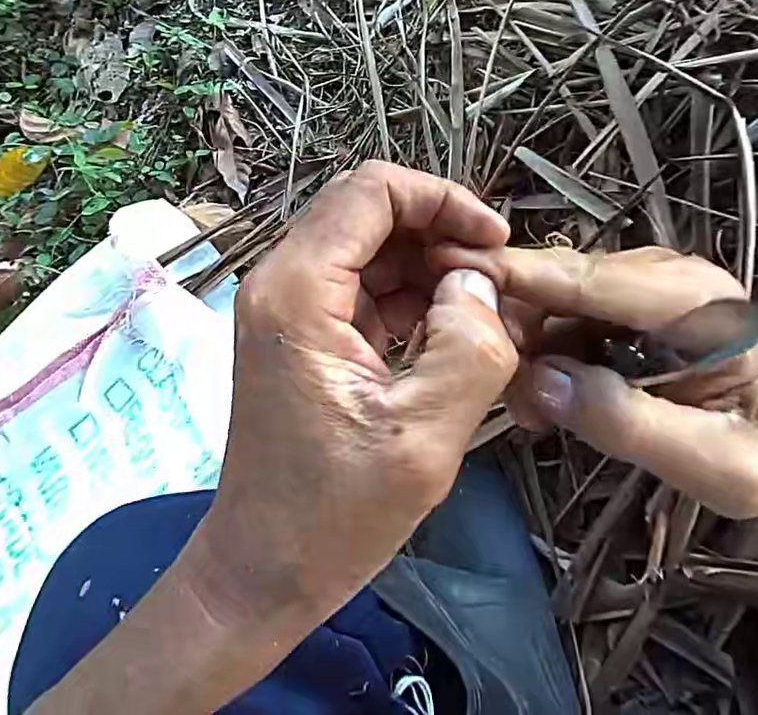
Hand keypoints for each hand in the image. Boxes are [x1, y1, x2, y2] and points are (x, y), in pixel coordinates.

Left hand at [191, 161, 516, 622]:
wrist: (262, 566)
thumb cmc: (332, 514)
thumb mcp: (422, 438)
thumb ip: (469, 347)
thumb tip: (478, 282)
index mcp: (296, 289)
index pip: (371, 190)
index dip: (442, 199)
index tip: (495, 241)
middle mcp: (281, 280)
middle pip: (367, 210)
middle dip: (438, 230)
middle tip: (493, 280)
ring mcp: (288, 303)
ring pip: (368, 245)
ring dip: (428, 264)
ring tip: (483, 310)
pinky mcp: (302, 329)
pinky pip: (362, 285)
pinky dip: (409, 294)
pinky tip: (451, 327)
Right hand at [430, 244, 757, 519]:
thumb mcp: (718, 468)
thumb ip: (629, 423)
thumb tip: (541, 383)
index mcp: (693, 299)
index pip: (583, 278)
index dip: (512, 272)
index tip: (445, 263)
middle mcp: (661, 274)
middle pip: (558, 282)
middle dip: (512, 323)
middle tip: (494, 385)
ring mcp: (641, 284)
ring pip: (553, 298)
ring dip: (525, 345)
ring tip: (528, 408)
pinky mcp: (625, 303)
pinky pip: (563, 315)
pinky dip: (542, 351)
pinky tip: (546, 394)